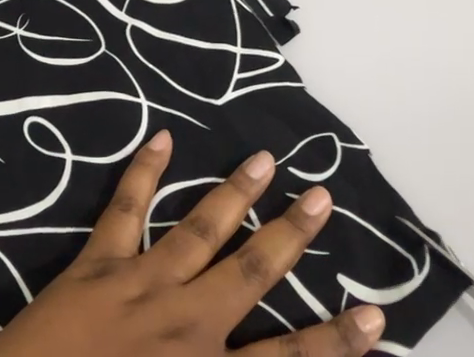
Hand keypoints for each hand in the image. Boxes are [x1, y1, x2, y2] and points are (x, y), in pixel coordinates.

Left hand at [0, 129, 387, 356]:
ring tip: (264, 159)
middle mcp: (186, 322)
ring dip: (234, 194)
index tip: (376, 314)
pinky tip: (162, 137)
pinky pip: (125, 211)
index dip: (335, 340)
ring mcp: (141, 286)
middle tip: (322, 195)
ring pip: (199, 232)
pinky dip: (143, 173)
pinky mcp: (97, 264)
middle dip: (289, 236)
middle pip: (250, 273)